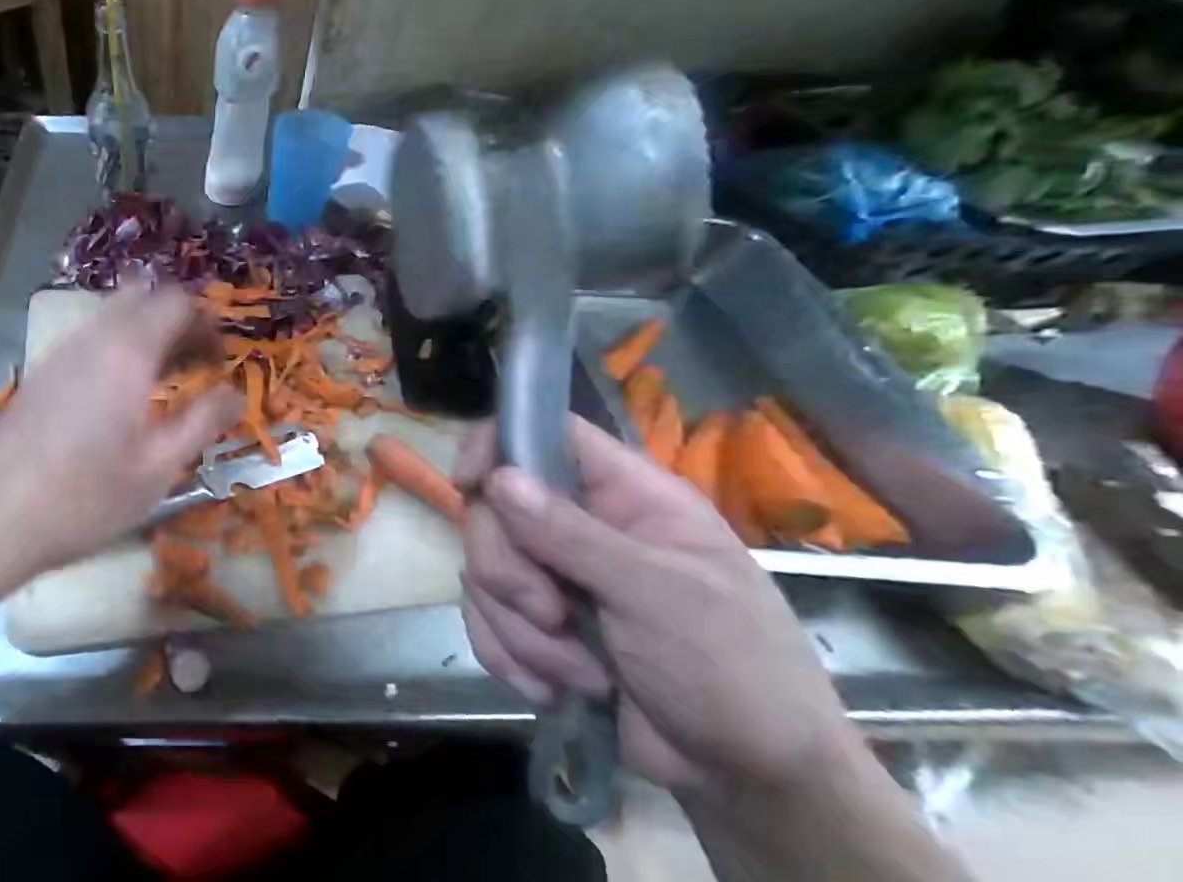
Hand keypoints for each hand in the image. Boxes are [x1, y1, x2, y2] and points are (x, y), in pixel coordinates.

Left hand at [0, 284, 240, 592]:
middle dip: (175, 318)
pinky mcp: (41, 372)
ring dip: (145, 332)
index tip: (221, 356)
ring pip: (112, 315)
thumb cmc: (84, 496)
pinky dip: (118, 346)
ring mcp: (60, 352)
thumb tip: (236, 394)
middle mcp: (92, 337)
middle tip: (195, 359)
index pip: (175, 302)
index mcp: (127, 351)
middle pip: (141, 296)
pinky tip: (123, 393)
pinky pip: (89, 337)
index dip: (206, 320)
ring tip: (165, 378)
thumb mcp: (159, 467)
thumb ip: (203, 422)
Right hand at [457, 417, 860, 794]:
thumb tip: (499, 479)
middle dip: (510, 571)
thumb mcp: (663, 597)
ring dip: (520, 629)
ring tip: (581, 669)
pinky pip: (484, 620)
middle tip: (552, 614)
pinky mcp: (535, 627)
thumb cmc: (733, 670)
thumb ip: (575, 536)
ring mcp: (554, 577)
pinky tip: (555, 687)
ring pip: (483, 570)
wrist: (747, 781)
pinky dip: (509, 656)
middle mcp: (581, 525)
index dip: (497, 444)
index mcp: (625, 495)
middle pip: (495, 509)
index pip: (546, 434)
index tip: (468, 483)